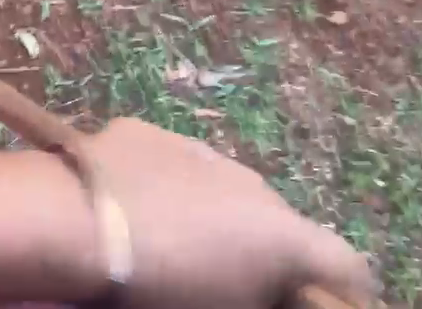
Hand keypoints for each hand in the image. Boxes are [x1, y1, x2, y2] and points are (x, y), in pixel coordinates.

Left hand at [79, 118, 376, 308]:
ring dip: (217, 209)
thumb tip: (270, 289)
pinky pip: (170, 160)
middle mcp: (249, 181)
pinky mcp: (140, 130)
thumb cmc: (161, 286)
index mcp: (284, 233)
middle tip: (237, 276)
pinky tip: (137, 199)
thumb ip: (266, 297)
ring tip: (181, 236)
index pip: (349, 266)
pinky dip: (167, 179)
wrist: (73, 220)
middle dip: (269, 248)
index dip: (342, 294)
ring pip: (224, 184)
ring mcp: (192, 147)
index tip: (312, 305)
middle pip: (280, 220)